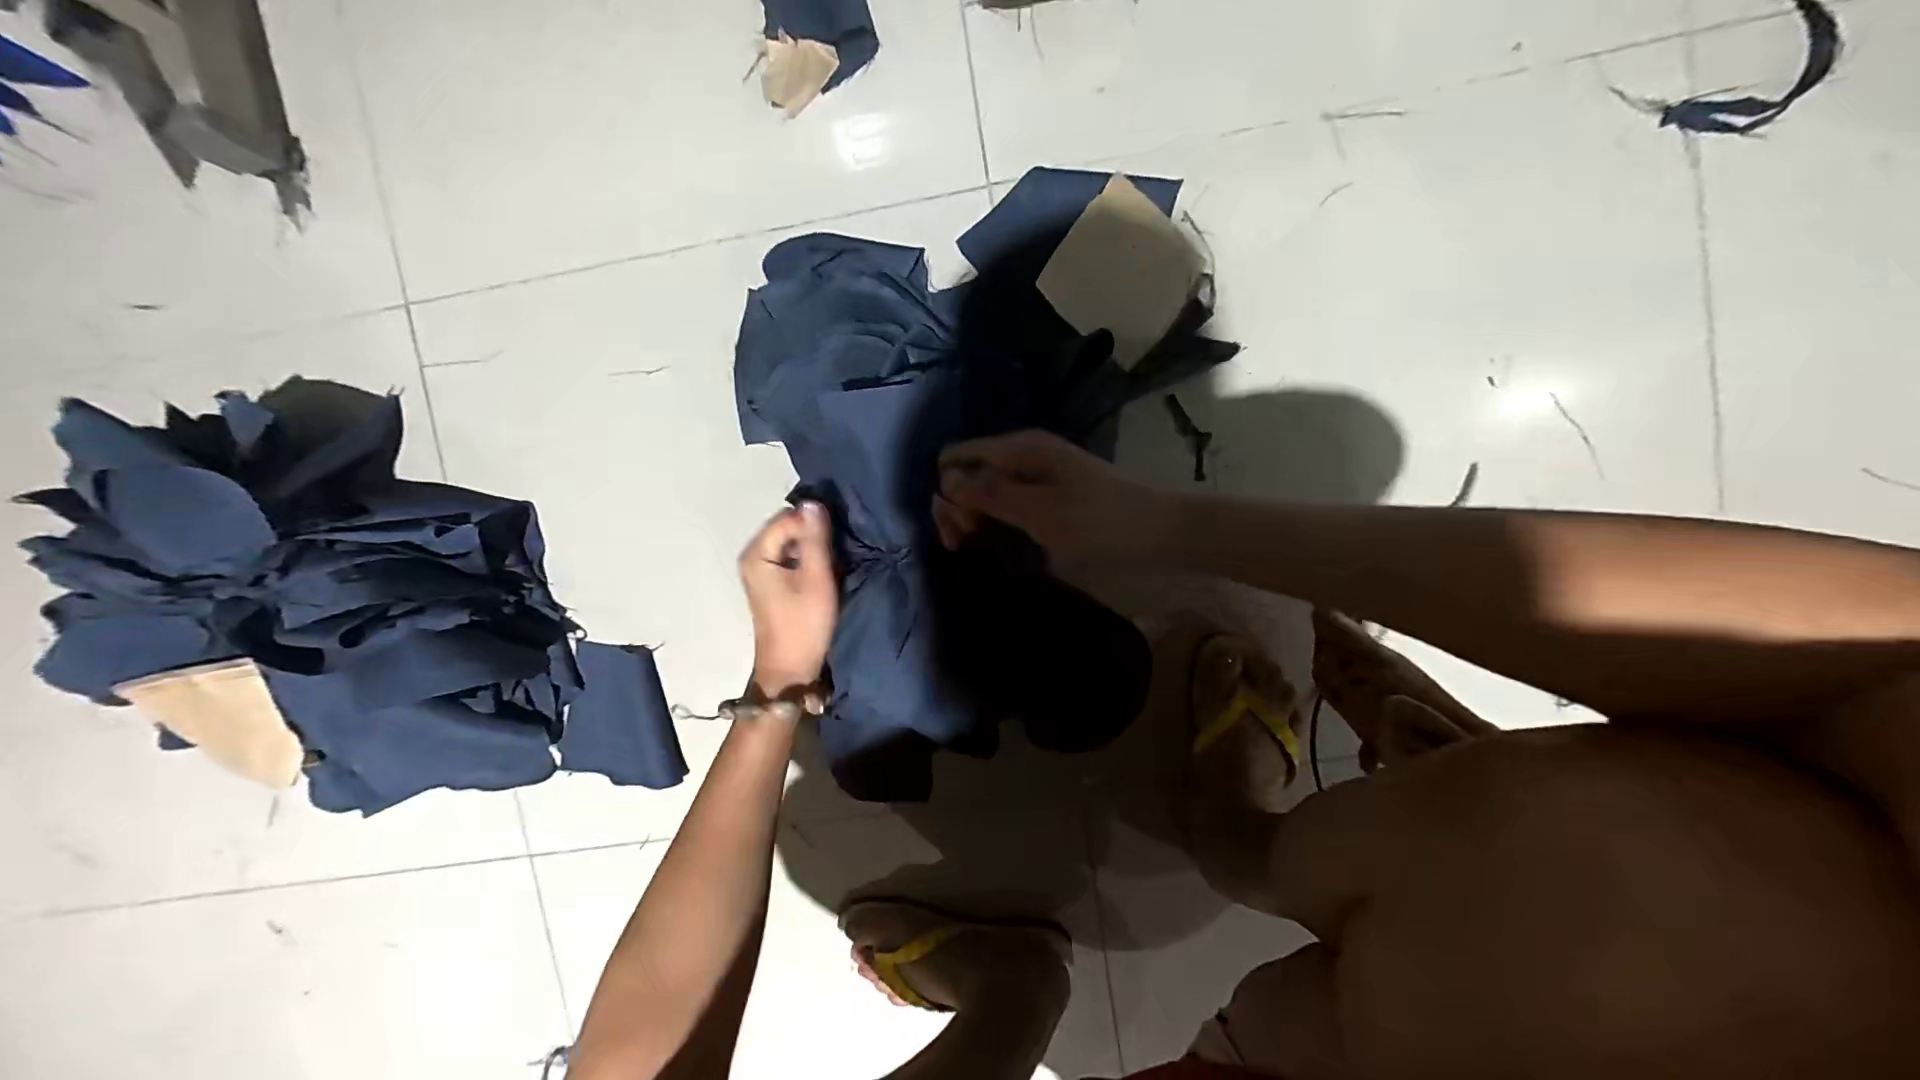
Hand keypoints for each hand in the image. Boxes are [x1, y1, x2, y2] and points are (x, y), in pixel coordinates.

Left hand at [739, 502, 836, 699]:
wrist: (792, 669)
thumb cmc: (804, 625)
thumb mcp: (816, 579)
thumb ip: (815, 539)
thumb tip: (813, 502)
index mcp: (757, 554)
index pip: (789, 518)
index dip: (814, 524)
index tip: (837, 540)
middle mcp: (753, 556)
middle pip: (787, 527)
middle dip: (813, 533)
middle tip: (838, 550)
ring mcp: (760, 570)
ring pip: (791, 542)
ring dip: (813, 547)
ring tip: (834, 560)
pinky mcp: (771, 581)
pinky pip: (791, 556)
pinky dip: (808, 559)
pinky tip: (824, 571)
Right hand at [934, 430, 1176, 559]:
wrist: (1159, 530)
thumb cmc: (1099, 522)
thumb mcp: (1040, 512)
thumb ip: (990, 494)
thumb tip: (944, 481)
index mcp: (1018, 448)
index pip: (955, 460)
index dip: (948, 495)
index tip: (964, 533)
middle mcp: (1022, 452)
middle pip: (966, 472)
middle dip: (956, 507)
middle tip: (967, 545)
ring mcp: (1035, 470)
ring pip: (983, 487)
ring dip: (973, 516)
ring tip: (979, 546)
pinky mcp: (1047, 490)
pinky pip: (1005, 498)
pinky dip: (994, 518)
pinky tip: (999, 539)